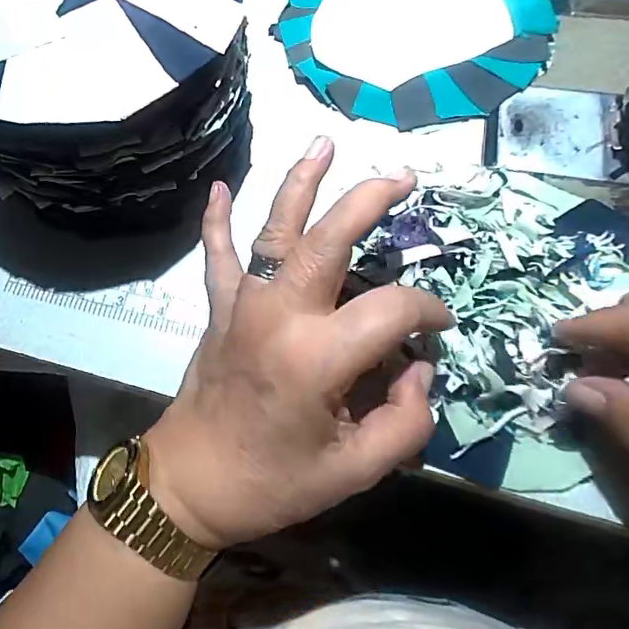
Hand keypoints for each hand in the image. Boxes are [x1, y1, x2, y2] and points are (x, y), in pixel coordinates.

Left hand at [142, 137, 452, 549]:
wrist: (190, 485)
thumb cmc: (274, 482)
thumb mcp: (354, 471)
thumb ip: (405, 423)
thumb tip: (418, 368)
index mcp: (317, 356)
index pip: (392, 309)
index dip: (428, 313)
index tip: (438, 329)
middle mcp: (280, 313)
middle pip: (330, 238)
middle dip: (369, 200)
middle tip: (403, 177)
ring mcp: (244, 303)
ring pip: (274, 229)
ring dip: (300, 183)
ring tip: (324, 144)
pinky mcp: (220, 307)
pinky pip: (217, 254)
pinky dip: (218, 220)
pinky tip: (220, 187)